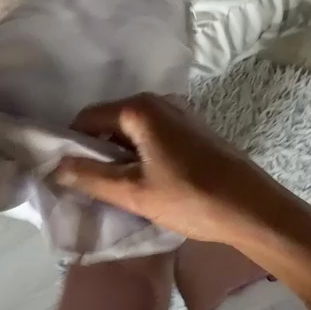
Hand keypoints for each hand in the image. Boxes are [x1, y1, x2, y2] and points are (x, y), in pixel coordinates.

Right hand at [52, 92, 291, 245]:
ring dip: (122, 155)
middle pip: (111, 121)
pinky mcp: (193, 128)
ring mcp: (178, 112)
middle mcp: (157, 101)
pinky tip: (150, 183)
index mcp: (138, 109)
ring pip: (133, 130)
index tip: (70, 174)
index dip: (73, 145)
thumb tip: (57, 165)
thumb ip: (92, 177)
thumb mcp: (134, 193)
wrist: (253, 208)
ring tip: (123, 189)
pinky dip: (143, 154)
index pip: (88, 118)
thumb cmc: (191, 198)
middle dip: (98, 152)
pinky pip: (153, 134)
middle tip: (96, 187)